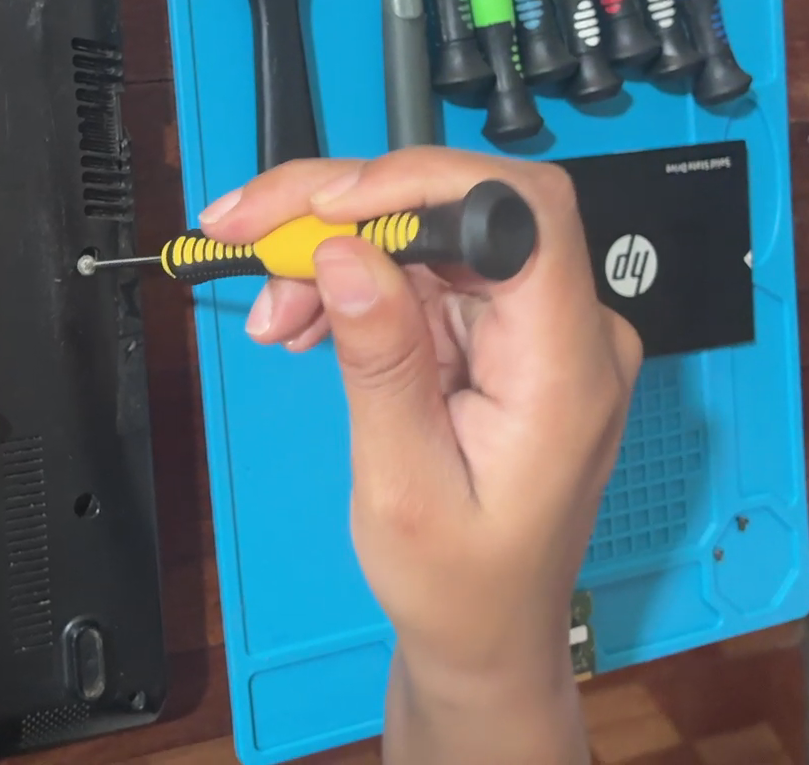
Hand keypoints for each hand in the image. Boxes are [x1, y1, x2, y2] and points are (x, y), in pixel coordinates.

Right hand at [198, 149, 639, 764]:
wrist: (482, 628)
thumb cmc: (455, 581)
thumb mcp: (402, 484)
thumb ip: (381, 363)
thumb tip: (343, 254)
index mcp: (563, 364)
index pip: (521, 213)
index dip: (419, 181)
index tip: (319, 206)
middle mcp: (557, 323)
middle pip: (453, 209)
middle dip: (337, 210)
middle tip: (244, 229)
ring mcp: (520, 323)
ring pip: (416, 235)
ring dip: (327, 254)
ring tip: (271, 314)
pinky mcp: (485, 330)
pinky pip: (408, 274)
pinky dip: (343, 284)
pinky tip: (299, 321)